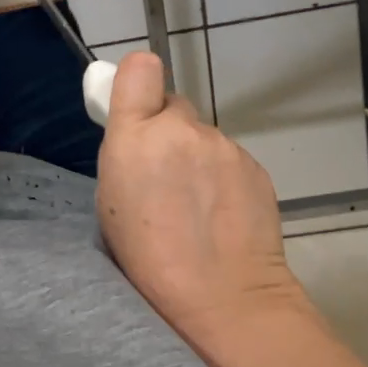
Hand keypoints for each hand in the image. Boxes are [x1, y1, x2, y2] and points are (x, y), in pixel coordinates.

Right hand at [95, 52, 313, 339]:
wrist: (222, 297)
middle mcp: (182, 129)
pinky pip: (228, 160)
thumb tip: (141, 132)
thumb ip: (126, 150)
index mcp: (135, 136)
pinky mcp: (256, 167)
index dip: (137, 82)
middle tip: (163, 173)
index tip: (136, 107)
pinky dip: (221, 177)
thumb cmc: (147, 254)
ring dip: (195, 157)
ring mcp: (225, 147)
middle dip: (165, 129)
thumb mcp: (111, 197)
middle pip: (172, 106)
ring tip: (194, 204)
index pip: (140, 69)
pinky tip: (220, 213)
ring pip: (202, 137)